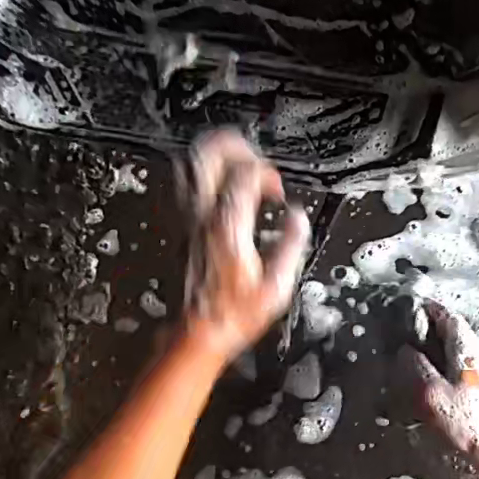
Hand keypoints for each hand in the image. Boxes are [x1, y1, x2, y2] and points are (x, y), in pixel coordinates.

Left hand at [179, 130, 310, 362]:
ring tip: (236, 164)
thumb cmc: (231, 315)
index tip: (277, 188)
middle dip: (233, 145)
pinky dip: (203, 177)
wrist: (197, 332)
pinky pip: (184, 188)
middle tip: (253, 156)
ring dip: (214, 157)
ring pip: (188, 168)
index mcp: (228, 228)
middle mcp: (202, 219)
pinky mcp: (181, 230)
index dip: (266, 173)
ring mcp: (187, 222)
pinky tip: (219, 189)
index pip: (244, 176)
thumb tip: (298, 219)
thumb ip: (291, 245)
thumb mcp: (276, 287)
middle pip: (206, 157)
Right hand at [400, 301, 478, 466]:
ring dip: (437, 344)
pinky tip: (430, 376)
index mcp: (465, 349)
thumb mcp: (430, 392)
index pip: (448, 318)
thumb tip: (406, 350)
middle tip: (408, 330)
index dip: (430, 310)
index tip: (412, 308)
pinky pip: (459, 364)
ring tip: (415, 352)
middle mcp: (477, 354)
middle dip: (431, 326)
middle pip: (454, 330)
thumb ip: (416, 366)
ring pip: (456, 347)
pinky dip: (443, 361)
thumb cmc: (465, 420)